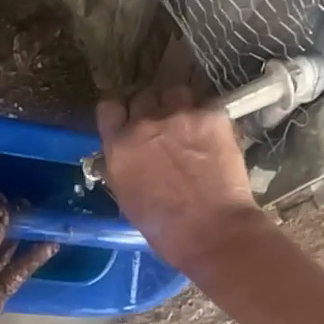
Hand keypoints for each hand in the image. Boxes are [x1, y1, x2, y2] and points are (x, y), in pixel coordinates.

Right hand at [96, 85, 262, 265]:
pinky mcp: (212, 115)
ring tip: (189, 125)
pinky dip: (208, 116)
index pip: (109, 107)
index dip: (120, 113)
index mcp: (119, 146)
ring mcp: (180, 114)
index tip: (128, 120)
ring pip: (175, 92)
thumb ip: (120, 167)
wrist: (214, 231)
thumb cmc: (165, 229)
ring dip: (178, 105)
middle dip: (150, 108)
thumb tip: (120, 156)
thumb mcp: (127, 198)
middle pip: (143, 95)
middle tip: (163, 128)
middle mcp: (144, 122)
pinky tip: (214, 136)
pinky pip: (206, 103)